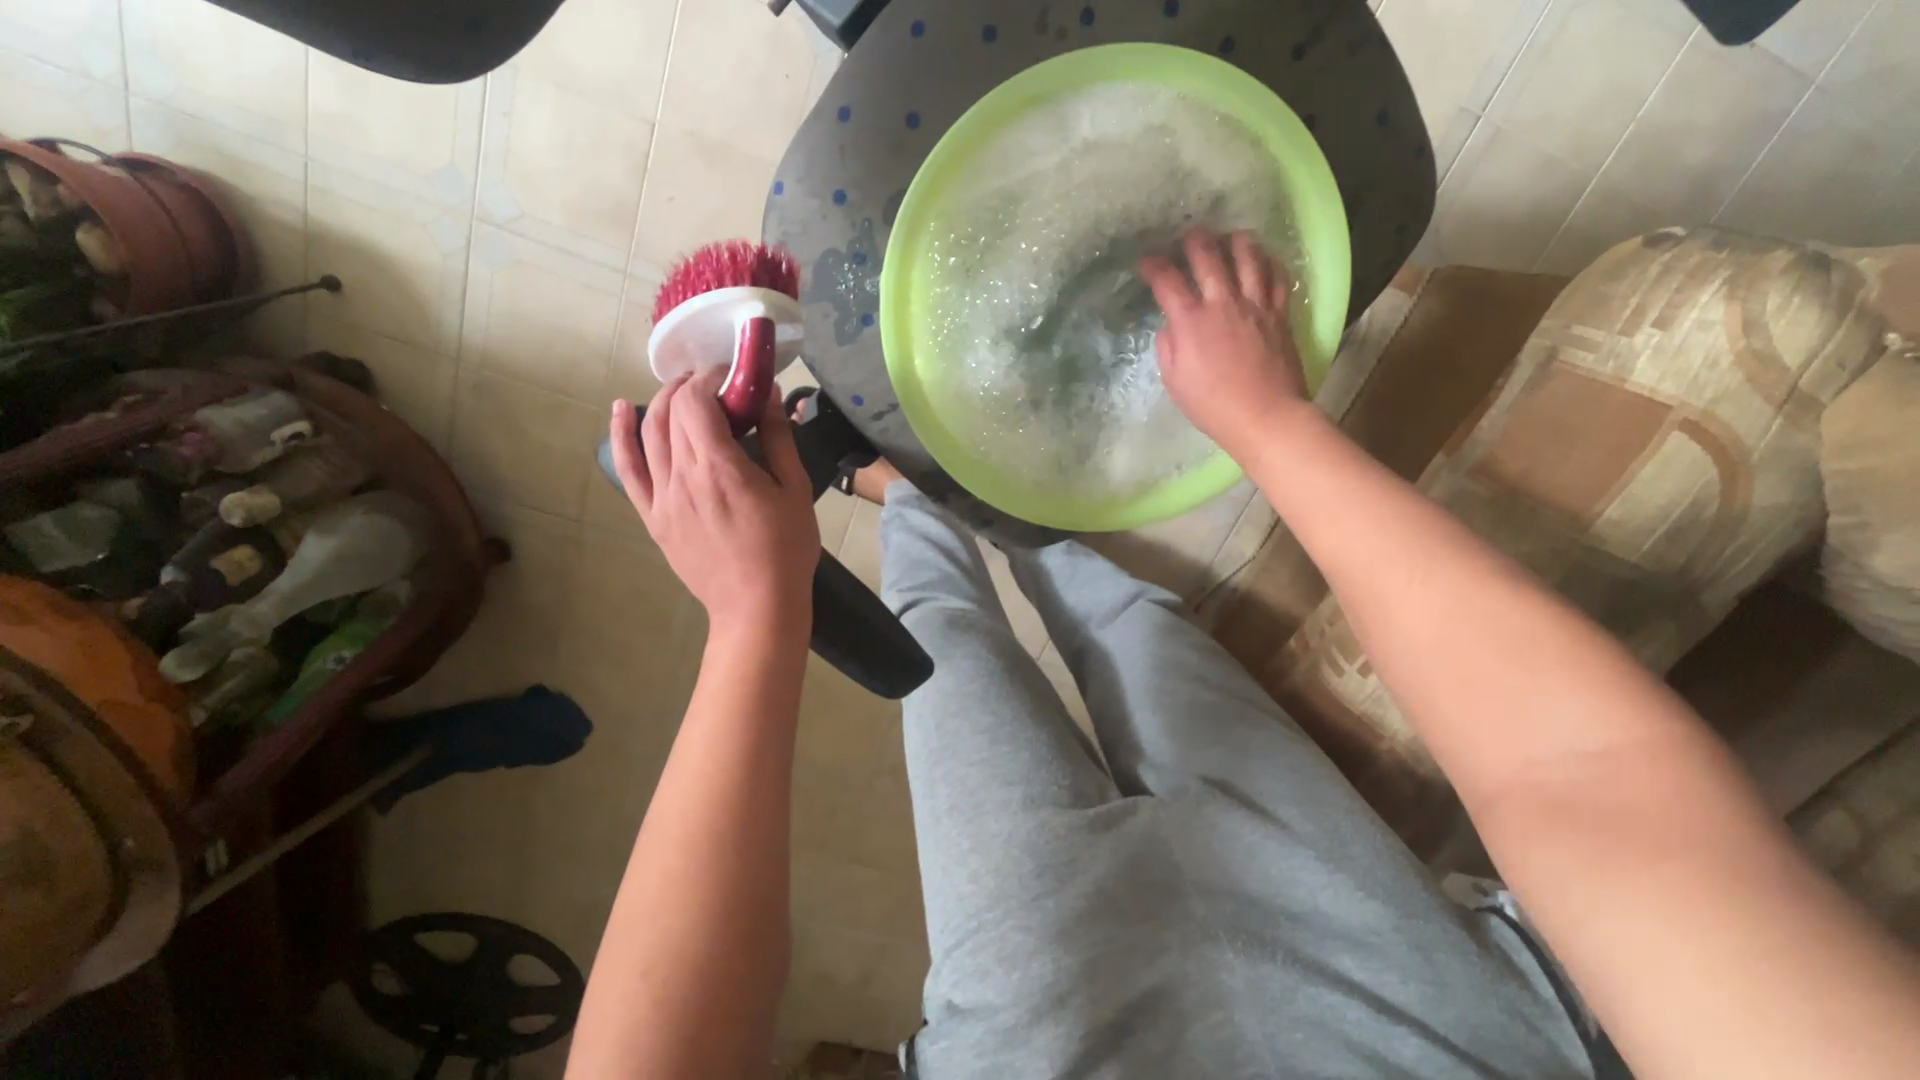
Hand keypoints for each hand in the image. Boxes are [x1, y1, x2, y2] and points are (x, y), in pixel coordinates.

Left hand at [609, 369, 819, 639]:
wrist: (757, 607)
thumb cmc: (786, 549)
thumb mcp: (795, 490)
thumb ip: (779, 438)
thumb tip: (768, 395)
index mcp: (720, 467)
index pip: (697, 401)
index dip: (710, 378)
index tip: (732, 375)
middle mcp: (682, 476)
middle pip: (671, 412)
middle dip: (690, 385)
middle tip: (715, 383)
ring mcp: (662, 498)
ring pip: (649, 434)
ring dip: (663, 403)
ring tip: (683, 392)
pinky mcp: (653, 518)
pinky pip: (628, 470)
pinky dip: (621, 436)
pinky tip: (622, 410)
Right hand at [1139, 231, 1311, 455]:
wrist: (1265, 415)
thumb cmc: (1212, 405)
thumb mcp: (1174, 381)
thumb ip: (1169, 347)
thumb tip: (1172, 326)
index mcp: (1190, 321)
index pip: (1167, 281)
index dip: (1153, 266)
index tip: (1146, 263)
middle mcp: (1222, 303)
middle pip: (1207, 256)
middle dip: (1194, 241)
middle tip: (1188, 236)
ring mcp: (1255, 305)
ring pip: (1248, 257)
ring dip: (1236, 241)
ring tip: (1230, 236)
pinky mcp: (1280, 314)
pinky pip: (1277, 277)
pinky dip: (1270, 261)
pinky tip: (1265, 257)